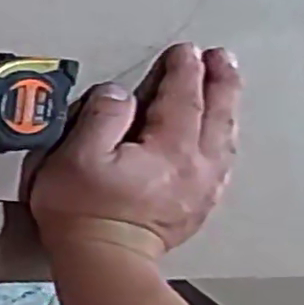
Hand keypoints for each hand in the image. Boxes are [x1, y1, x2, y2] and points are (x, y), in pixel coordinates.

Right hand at [28, 43, 240, 262]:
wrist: (104, 253)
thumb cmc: (80, 203)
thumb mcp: (77, 156)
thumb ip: (101, 120)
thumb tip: (118, 93)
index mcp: (168, 149)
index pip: (180, 101)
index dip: (182, 73)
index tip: (185, 50)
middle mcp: (197, 164)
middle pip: (215, 116)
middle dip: (219, 84)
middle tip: (222, 58)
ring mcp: (202, 185)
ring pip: (224, 138)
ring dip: (226, 108)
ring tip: (225, 88)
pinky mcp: (198, 202)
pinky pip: (221, 160)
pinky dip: (223, 138)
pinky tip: (217, 135)